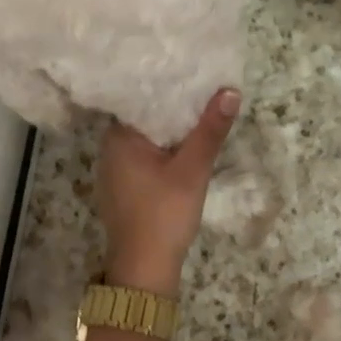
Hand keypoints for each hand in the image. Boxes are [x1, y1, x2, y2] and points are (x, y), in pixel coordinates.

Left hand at [94, 89, 239, 296]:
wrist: (144, 271)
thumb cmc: (163, 214)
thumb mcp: (192, 170)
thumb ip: (210, 130)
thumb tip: (230, 90)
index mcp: (118, 137)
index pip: (139, 97)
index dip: (165, 83)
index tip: (189, 69)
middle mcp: (110, 148)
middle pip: (144, 117)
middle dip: (172, 105)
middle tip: (202, 86)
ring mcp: (115, 170)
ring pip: (146, 138)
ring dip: (170, 129)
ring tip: (199, 108)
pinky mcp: (124, 188)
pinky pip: (145, 156)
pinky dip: (164, 149)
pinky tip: (185, 145)